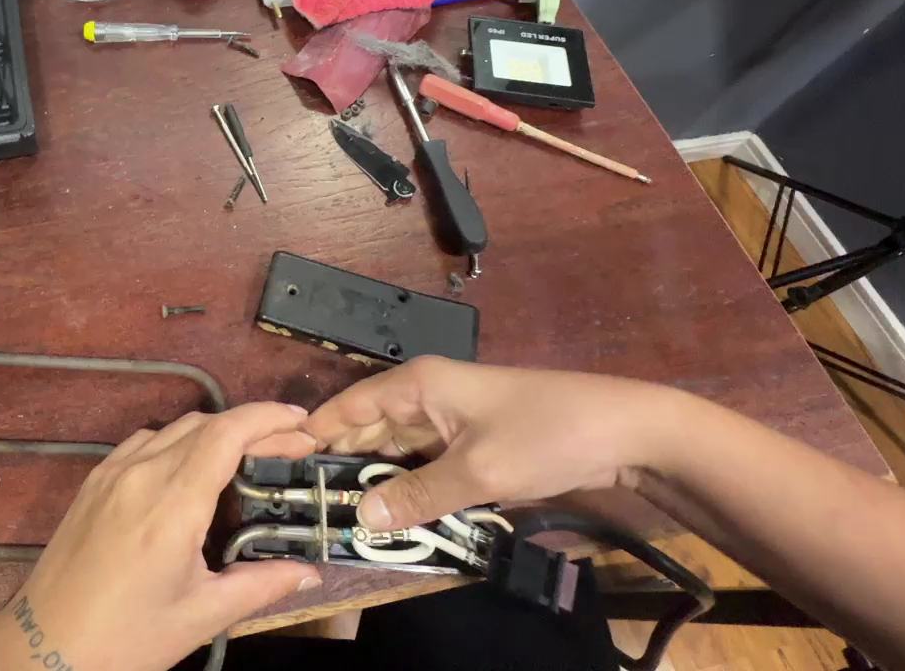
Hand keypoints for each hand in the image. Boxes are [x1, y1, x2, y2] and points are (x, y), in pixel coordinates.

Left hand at [0, 403, 322, 670]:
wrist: (45, 648)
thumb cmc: (127, 637)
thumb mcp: (200, 616)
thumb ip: (260, 585)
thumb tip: (311, 572)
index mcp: (172, 503)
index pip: (226, 434)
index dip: (267, 417)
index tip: (303, 422)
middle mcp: (142, 472)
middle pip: (206, 423)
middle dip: (253, 425)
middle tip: (290, 444)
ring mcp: (114, 470)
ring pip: (175, 427)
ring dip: (216, 430)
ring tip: (248, 453)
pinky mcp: (95, 478)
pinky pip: (145, 440)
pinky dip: (179, 440)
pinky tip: (191, 466)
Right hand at [303, 356, 686, 530]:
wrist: (623, 430)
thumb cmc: (543, 435)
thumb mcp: (479, 472)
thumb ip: (418, 495)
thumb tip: (362, 516)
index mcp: (415, 385)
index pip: (347, 407)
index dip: (314, 436)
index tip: (282, 471)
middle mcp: (422, 395)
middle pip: (366, 430)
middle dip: (341, 465)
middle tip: (310, 508)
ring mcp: (445, 419)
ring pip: (393, 450)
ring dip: (375, 481)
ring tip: (342, 520)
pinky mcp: (466, 441)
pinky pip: (422, 463)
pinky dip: (407, 487)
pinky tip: (392, 518)